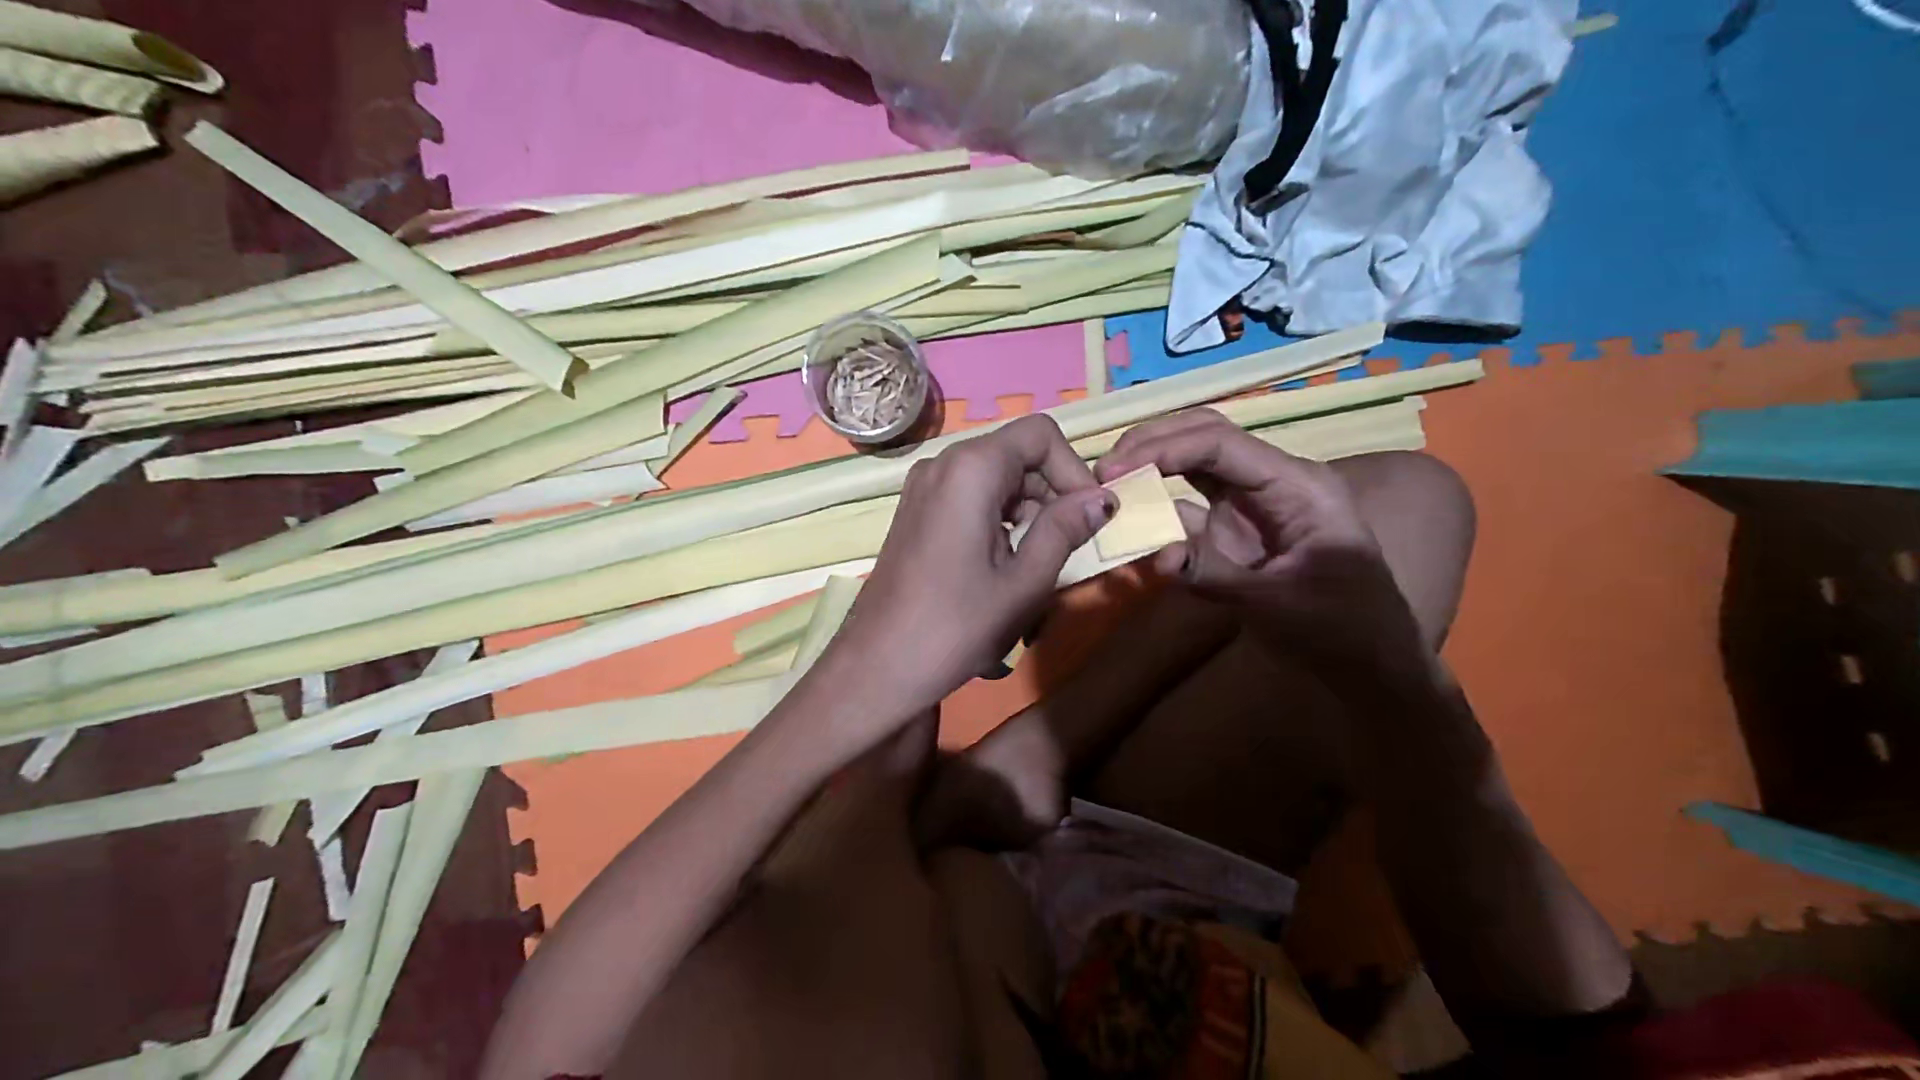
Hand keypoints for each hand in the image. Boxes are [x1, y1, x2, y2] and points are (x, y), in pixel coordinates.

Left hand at [826, 415, 1115, 714]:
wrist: (879, 667)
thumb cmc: (957, 625)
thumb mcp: (1025, 580)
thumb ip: (1065, 529)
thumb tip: (1102, 498)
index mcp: (970, 469)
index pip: (1040, 434)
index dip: (1073, 468)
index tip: (1089, 515)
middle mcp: (942, 464)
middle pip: (1017, 454)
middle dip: (1052, 492)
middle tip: (1069, 545)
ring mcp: (923, 488)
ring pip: (995, 477)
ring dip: (1029, 509)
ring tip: (1037, 562)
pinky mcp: (916, 512)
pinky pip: (970, 496)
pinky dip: (1000, 518)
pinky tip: (1004, 563)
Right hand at [1095, 409, 1427, 675]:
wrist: (1368, 666)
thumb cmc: (1342, 630)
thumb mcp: (1279, 605)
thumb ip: (1217, 574)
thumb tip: (1159, 557)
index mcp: (1296, 486)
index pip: (1223, 446)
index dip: (1166, 448)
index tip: (1115, 469)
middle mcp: (1270, 483)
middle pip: (1207, 438)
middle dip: (1153, 443)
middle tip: (1104, 467)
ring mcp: (1250, 505)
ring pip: (1194, 464)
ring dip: (1151, 466)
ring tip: (1108, 481)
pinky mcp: (1232, 530)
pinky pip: (1188, 507)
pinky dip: (1156, 509)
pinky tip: (1129, 518)